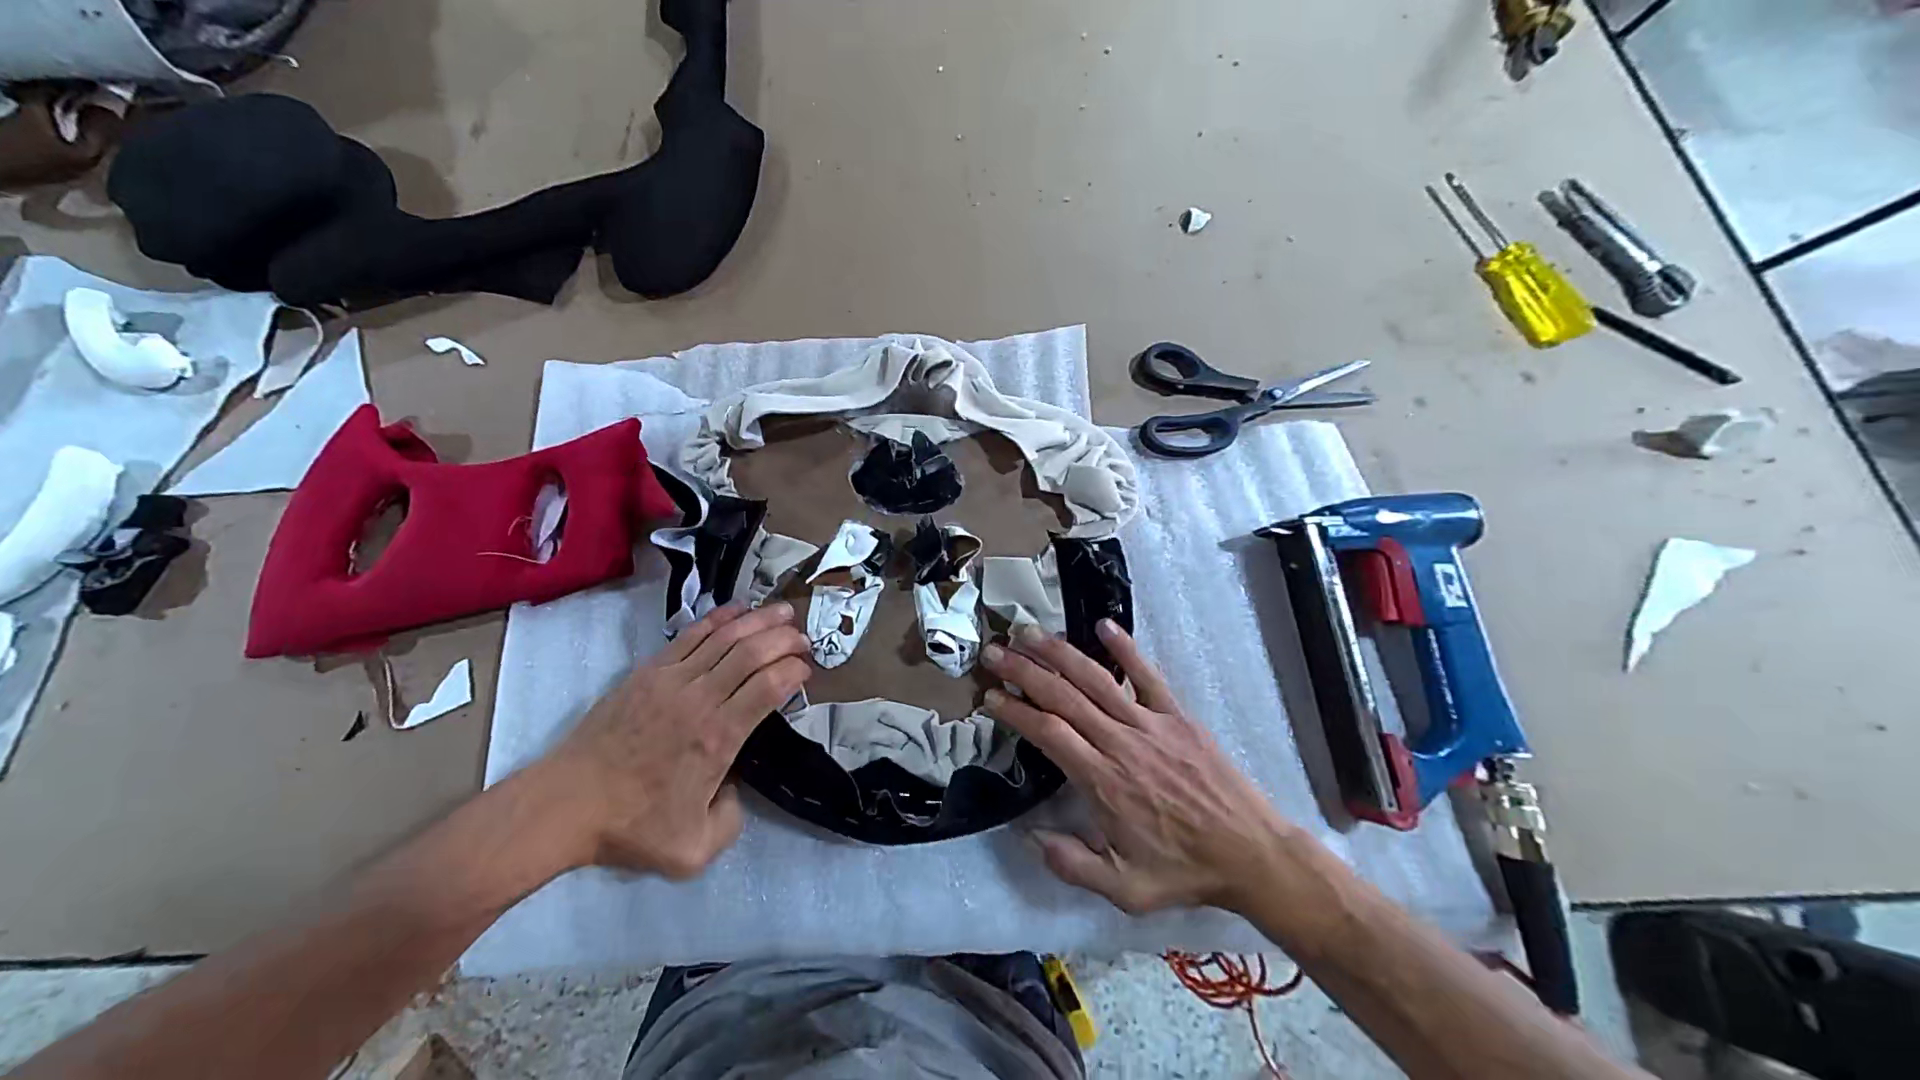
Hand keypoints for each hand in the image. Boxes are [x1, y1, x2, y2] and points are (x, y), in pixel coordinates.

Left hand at [535, 602, 810, 878]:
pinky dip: (719, 619)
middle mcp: (700, 700)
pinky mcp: (649, 672)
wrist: (565, 805)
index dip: (795, 670)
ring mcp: (671, 680)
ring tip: (784, 612)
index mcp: (719, 738)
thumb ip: (732, 818)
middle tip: (804, 638)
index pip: (769, 686)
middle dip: (785, 639)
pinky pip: (691, 636)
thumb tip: (736, 784)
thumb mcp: (695, 849)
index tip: (807, 670)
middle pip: (753, 652)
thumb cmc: (631, 826)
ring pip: (725, 637)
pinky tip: (738, 611)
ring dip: (759, 620)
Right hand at [981, 621, 1301, 914]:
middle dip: (1024, 671)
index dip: (1015, 710)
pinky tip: (1104, 625)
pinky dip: (1126, 649)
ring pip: (1097, 679)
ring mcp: (1150, 724)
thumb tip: (1028, 835)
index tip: (990, 696)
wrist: (1251, 853)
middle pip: (1063, 696)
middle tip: (994, 651)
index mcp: (1102, 781)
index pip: (1048, 732)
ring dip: (1061, 653)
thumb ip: (1071, 864)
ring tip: (1031, 633)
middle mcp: (1120, 743)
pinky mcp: (1177, 716)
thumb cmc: (1184, 870)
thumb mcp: (1124, 890)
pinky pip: (1148, 676)